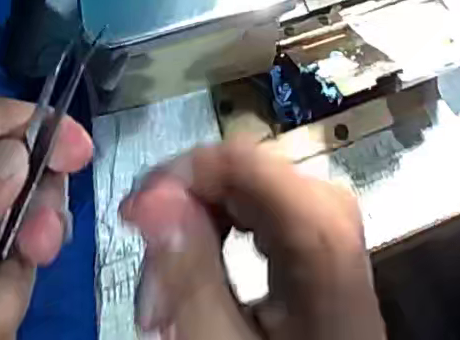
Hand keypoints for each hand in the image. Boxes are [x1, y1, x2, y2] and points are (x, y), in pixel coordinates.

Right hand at [120, 141, 385, 339]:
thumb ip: (189, 272)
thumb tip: (152, 196)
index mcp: (318, 222)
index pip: (237, 157)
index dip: (178, 175)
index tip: (132, 215)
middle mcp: (328, 203)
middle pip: (239, 174)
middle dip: (184, 217)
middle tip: (149, 287)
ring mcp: (327, 215)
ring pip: (242, 192)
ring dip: (196, 234)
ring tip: (167, 302)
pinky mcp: (319, 231)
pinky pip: (256, 212)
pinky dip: (220, 243)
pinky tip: (198, 286)